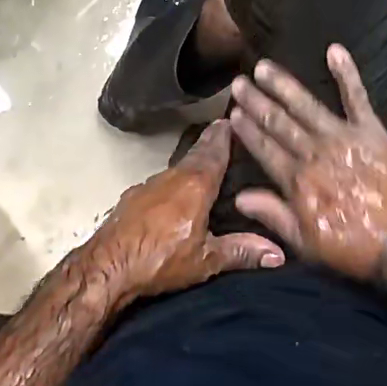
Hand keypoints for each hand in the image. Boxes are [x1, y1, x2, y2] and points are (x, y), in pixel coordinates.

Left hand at [76, 121, 284, 308]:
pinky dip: (174, 181)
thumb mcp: (206, 260)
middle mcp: (172, 177)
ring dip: (192, 162)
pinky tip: (176, 192)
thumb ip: (241, 251)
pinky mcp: (133, 197)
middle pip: (196, 155)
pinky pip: (161, 182)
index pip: (214, 153)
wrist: (107, 265)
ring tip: (206, 161)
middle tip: (222, 130)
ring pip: (177, 168)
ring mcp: (149, 184)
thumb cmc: (160, 260)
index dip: (224, 137)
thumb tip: (278, 253)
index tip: (231, 120)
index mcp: (195, 185)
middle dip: (210, 143)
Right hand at [229, 45, 386, 280]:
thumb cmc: (354, 248)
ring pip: (305, 106)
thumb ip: (273, 215)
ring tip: (263, 67)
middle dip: (256, 102)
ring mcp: (341, 138)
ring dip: (282, 85)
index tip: (233, 112)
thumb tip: (239, 197)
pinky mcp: (369, 131)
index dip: (247, 130)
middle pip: (278, 122)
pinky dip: (346, 74)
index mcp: (298, 181)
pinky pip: (356, 98)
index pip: (264, 148)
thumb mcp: (306, 244)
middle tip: (238, 83)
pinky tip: (334, 51)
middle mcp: (314, 153)